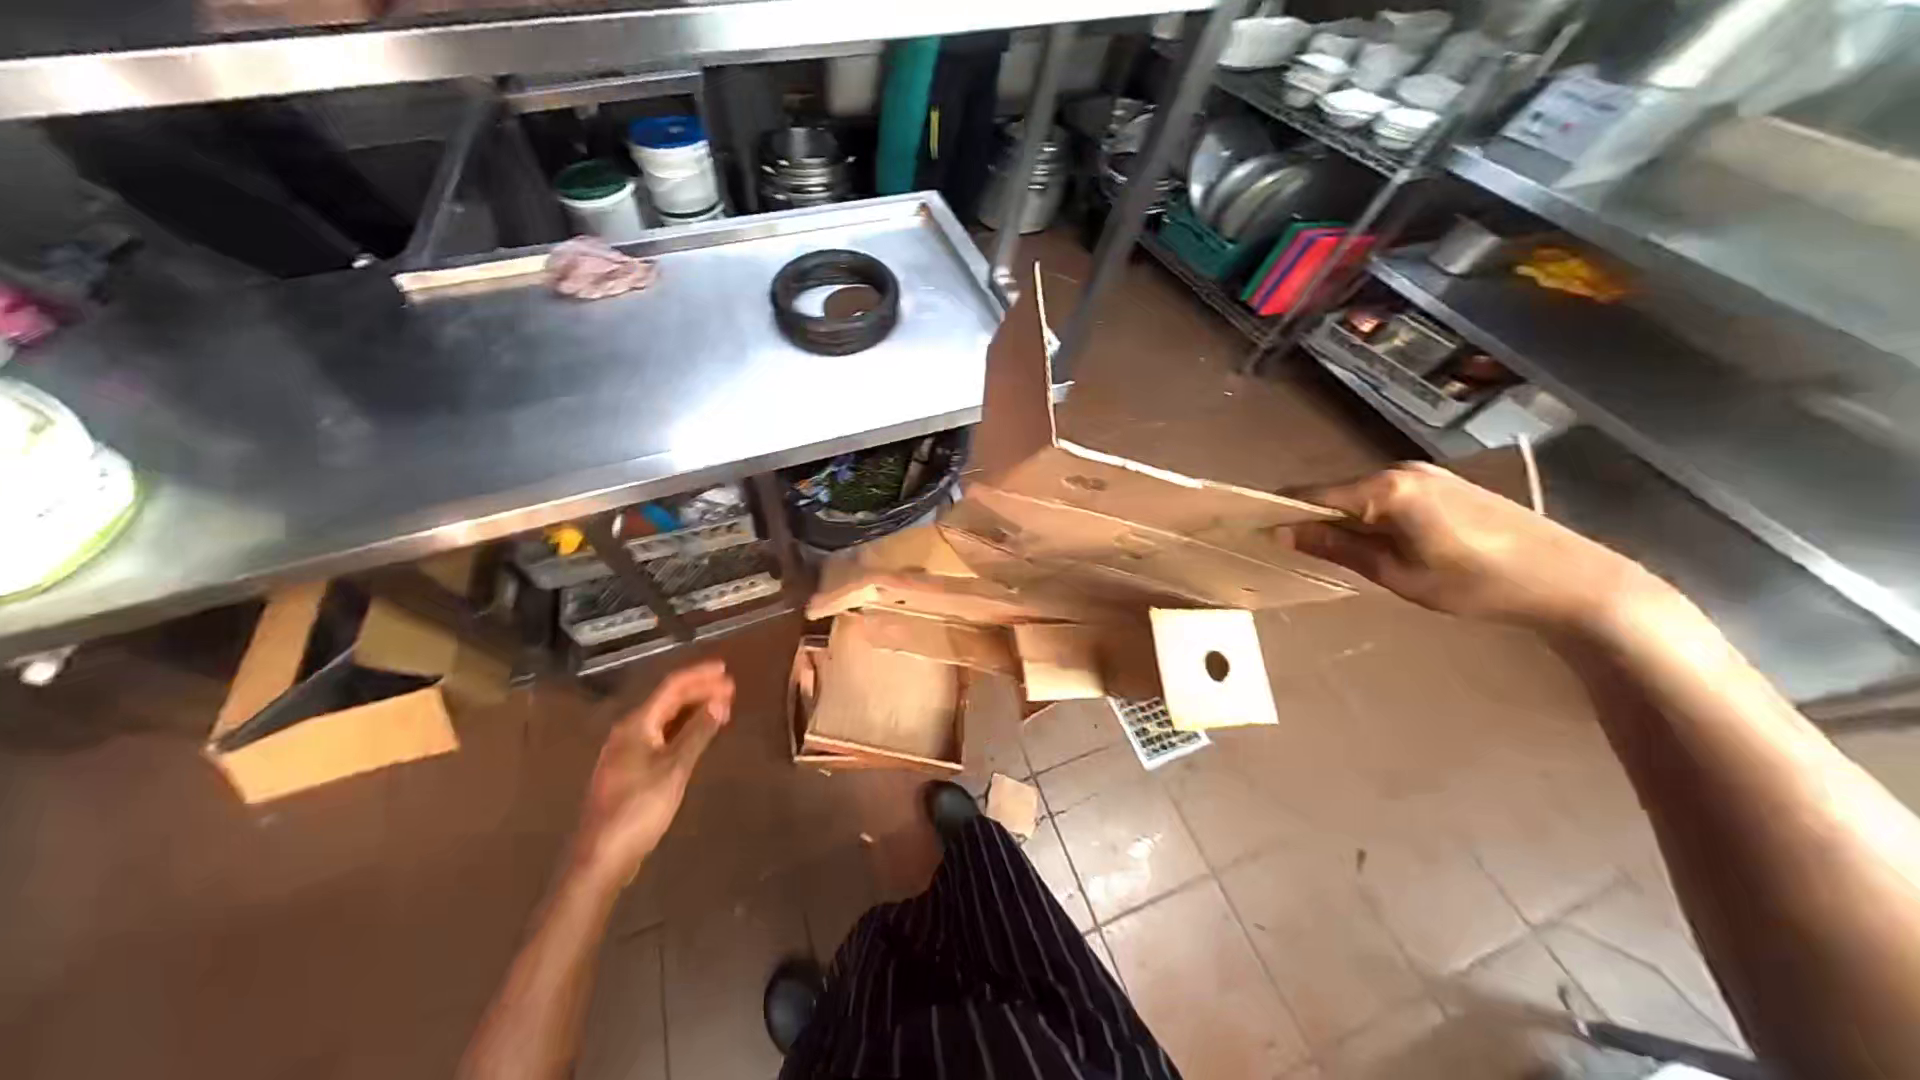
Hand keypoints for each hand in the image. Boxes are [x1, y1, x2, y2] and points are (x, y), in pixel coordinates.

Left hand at [571, 661, 734, 887]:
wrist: (601, 856)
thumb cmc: (639, 808)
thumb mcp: (675, 768)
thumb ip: (698, 733)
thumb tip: (721, 702)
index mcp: (636, 724)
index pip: (672, 687)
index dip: (700, 676)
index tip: (726, 670)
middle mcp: (628, 732)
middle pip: (667, 701)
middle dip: (699, 691)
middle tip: (730, 688)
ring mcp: (626, 752)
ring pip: (664, 719)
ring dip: (692, 709)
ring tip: (720, 706)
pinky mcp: (629, 771)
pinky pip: (660, 736)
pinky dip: (682, 729)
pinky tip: (696, 736)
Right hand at [1295, 462, 1667, 633]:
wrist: (1570, 580)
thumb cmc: (1476, 584)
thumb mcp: (1397, 573)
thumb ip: (1338, 548)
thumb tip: (1283, 532)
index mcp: (1386, 489)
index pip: (1312, 495)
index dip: (1281, 514)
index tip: (1257, 534)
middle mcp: (1400, 470)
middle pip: (1335, 491)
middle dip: (1310, 518)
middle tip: (1295, 552)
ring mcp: (1425, 474)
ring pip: (1360, 494)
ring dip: (1341, 519)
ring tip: (1335, 553)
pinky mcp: (1444, 484)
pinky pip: (1386, 496)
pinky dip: (1369, 517)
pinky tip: (1376, 543)